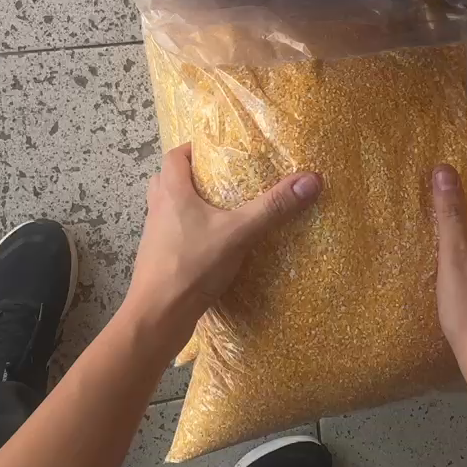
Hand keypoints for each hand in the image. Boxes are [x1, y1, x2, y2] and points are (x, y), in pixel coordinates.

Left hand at [120, 144, 321, 353]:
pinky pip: (173, 233)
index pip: (175, 155)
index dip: (194, 148)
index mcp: (172, 192)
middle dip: (192, 175)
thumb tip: (311, 179)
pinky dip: (189, 230)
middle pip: (168, 179)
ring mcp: (155, 236)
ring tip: (221, 208)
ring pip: (169, 207)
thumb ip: (273, 207)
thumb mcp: (238, 232)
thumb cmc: (191, 267)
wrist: (156, 319)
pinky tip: (213, 243)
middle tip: (221, 178)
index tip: (220, 151)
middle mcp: (159, 209)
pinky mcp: (159, 259)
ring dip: (189, 203)